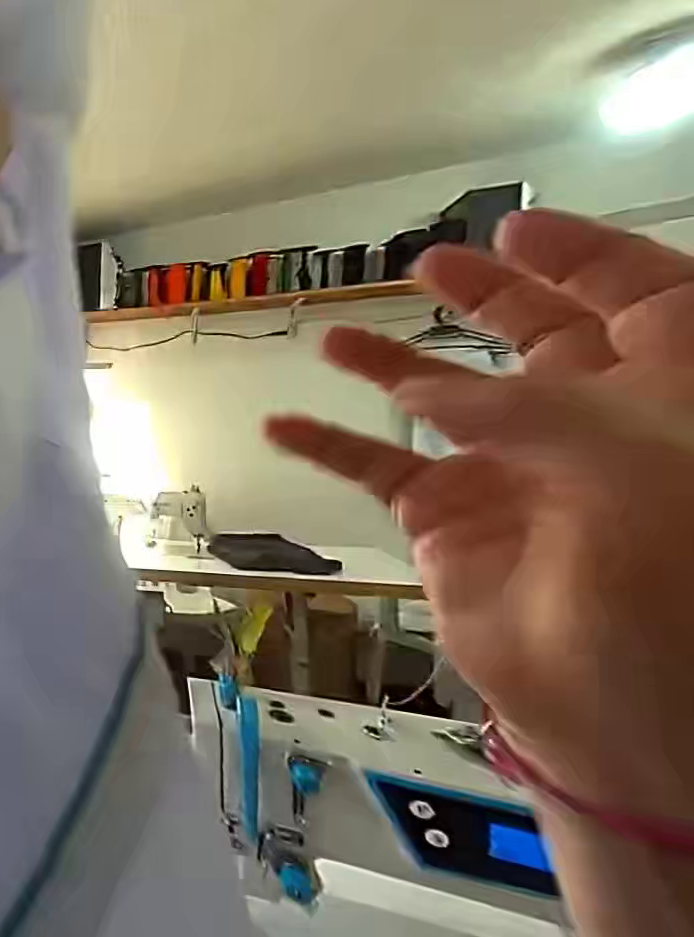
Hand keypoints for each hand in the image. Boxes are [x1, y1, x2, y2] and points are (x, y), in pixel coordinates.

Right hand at [265, 211, 693, 818]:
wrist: (622, 709)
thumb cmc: (668, 594)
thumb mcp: (636, 484)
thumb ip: (536, 418)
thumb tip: (424, 386)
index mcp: (677, 410)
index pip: (654, 304)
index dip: (589, 259)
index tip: (518, 227)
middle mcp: (596, 430)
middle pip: (544, 341)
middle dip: (488, 297)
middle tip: (429, 265)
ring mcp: (510, 474)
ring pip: (442, 400)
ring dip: (388, 365)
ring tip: (332, 338)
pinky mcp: (443, 516)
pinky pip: (374, 467)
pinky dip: (326, 445)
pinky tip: (282, 426)